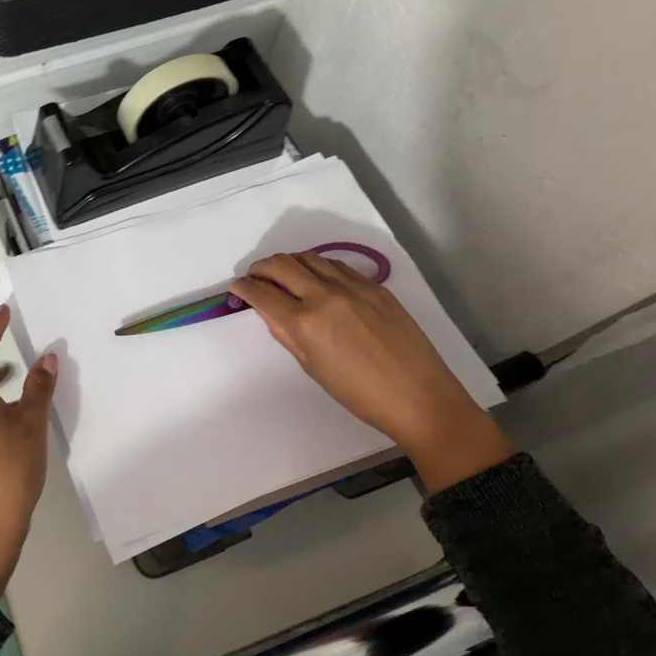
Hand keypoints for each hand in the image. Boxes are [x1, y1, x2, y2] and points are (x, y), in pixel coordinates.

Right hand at [229, 252, 513, 491]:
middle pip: (282, 265)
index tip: (236, 287)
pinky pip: (336, 265)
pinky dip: (317, 266)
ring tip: (282, 274)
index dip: (243, 287)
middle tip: (254, 277)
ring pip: (309, 257)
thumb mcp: (313, 367)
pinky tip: (316, 278)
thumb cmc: (360, 394)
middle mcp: (325, 296)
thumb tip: (271, 311)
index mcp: (305, 323)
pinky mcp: (375, 285)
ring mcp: (353, 287)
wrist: (420, 397)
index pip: (262, 293)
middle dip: (261, 268)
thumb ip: (287, 334)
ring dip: (288, 262)